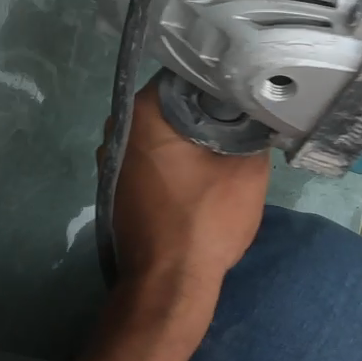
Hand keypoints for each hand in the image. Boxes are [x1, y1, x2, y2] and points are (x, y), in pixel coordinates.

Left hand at [69, 84, 270, 360]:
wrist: (168, 283)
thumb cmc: (204, 221)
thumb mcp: (246, 167)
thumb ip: (249, 128)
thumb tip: (250, 112)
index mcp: (140, 114)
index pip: (182, 77)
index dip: (217, 81)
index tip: (243, 89)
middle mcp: (116, 131)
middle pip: (168, 106)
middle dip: (202, 110)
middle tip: (240, 117)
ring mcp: (111, 162)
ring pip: (159, 134)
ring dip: (188, 137)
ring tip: (226, 142)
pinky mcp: (116, 187)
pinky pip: (150, 159)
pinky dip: (174, 159)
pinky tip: (200, 170)